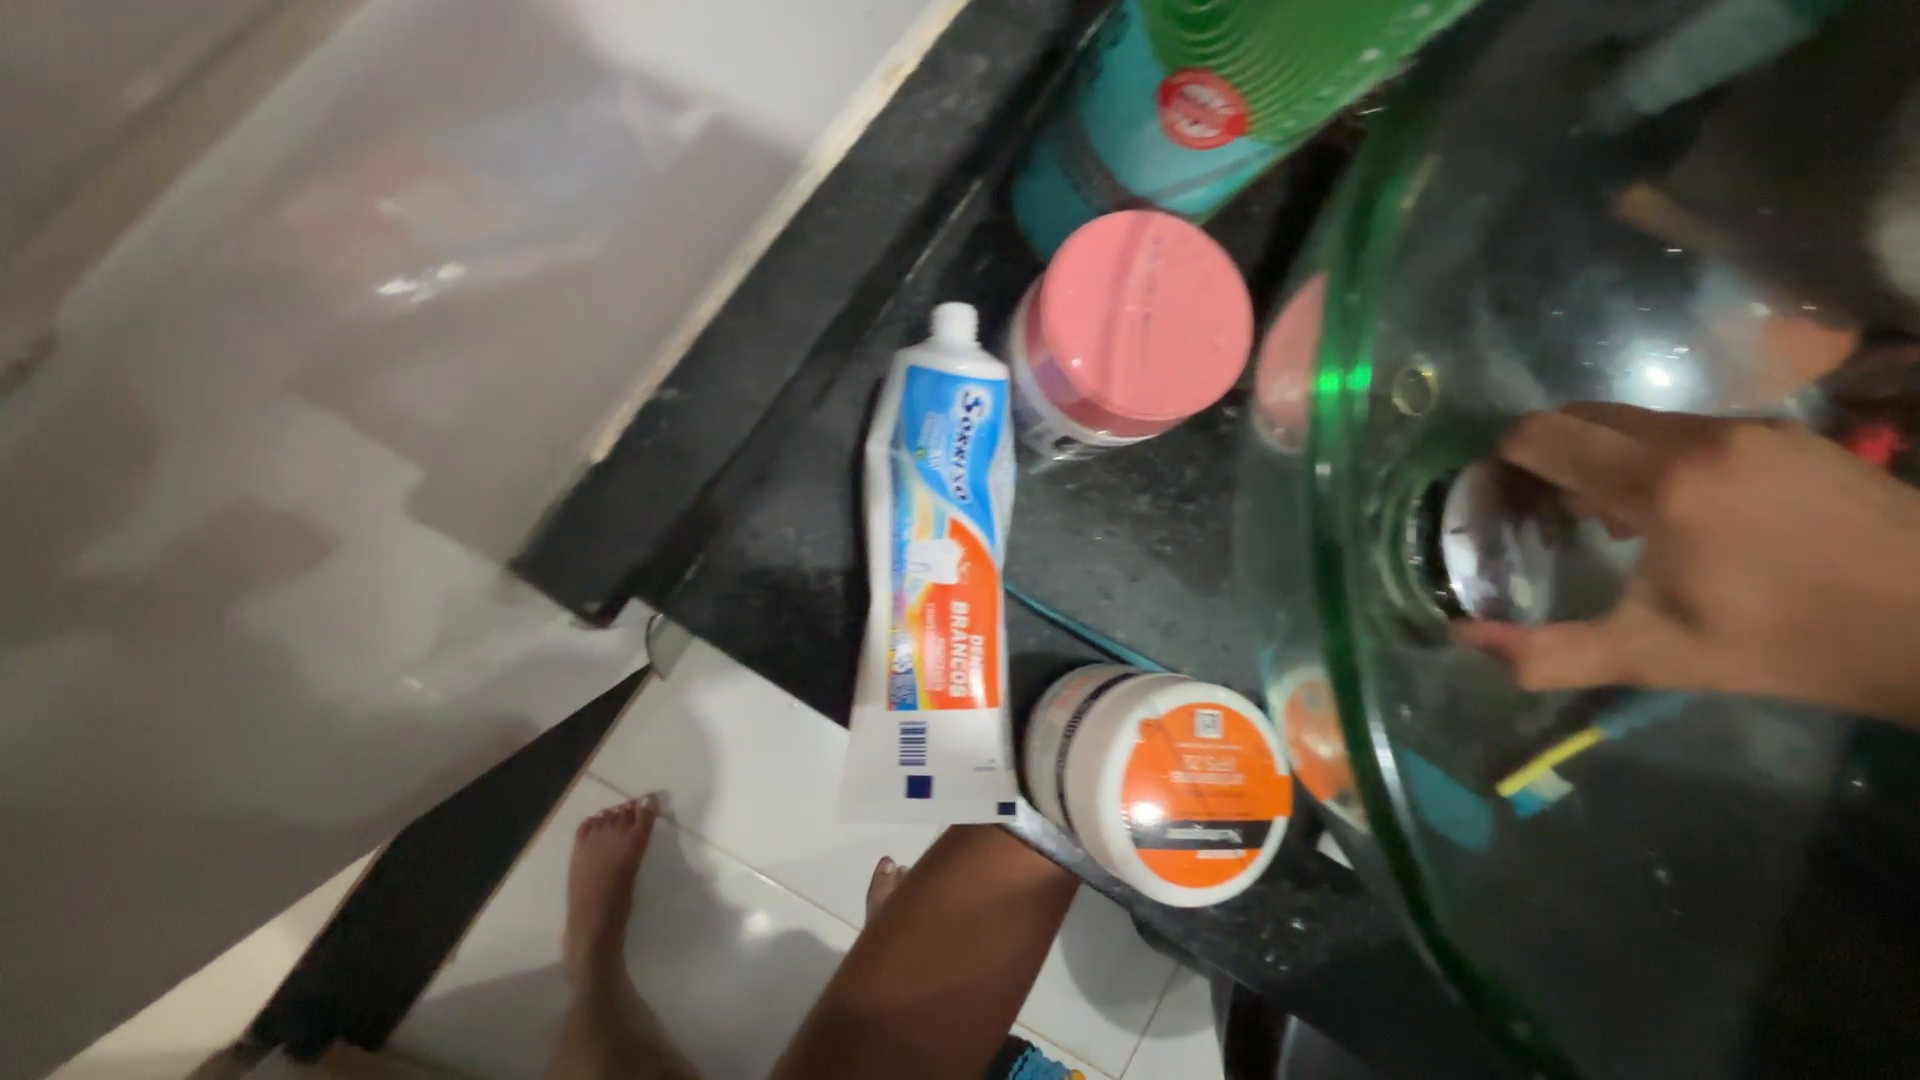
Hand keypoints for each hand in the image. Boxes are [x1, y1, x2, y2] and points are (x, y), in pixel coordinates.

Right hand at [1456, 403, 1919, 724]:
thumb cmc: (1785, 644)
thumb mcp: (1652, 659)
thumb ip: (1546, 653)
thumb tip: (1462, 636)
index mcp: (1661, 483)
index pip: (1542, 435)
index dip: (1503, 461)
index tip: (1500, 502)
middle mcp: (1700, 436)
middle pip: (1580, 416)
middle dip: (1543, 455)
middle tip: (1541, 510)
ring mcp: (1751, 428)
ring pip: (1633, 420)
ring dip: (1598, 457)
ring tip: (1608, 519)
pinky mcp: (1788, 433)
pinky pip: (1684, 428)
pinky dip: (1651, 457)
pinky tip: (1676, 513)